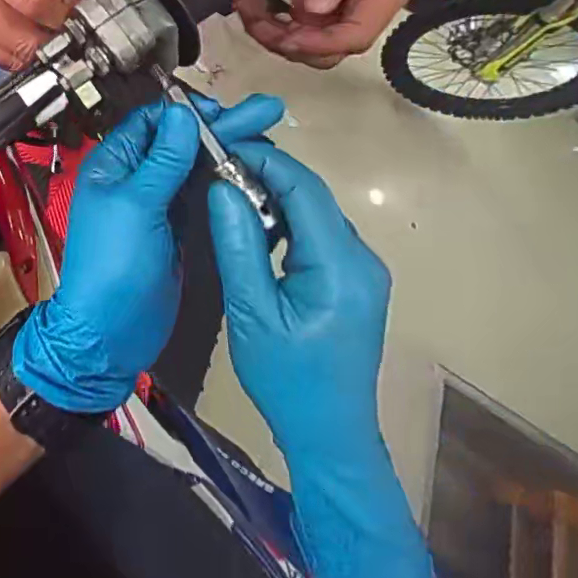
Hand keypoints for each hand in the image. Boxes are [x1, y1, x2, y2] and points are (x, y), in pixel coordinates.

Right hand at [0, 0, 101, 68]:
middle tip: (68, 28)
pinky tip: (20, 33)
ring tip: (46, 31)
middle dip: (55, 39)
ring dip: (36, 51)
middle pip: (24, 39)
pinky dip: (15, 53)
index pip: (35, 2)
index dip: (65, 13)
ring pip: (11, 58)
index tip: (81, 12)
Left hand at [12, 94, 284, 412]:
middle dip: (219, 127)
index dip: (186, 113)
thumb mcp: (136, 206)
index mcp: (112, 166)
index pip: (150, 123)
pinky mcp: (176, 230)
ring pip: (192, 168)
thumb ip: (161, 161)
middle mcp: (133, 180)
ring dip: (226, 152)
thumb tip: (181, 114)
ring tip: (268, 138)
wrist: (110, 332)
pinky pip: (199, 196)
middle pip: (178, 142)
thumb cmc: (112, 266)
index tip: (224, 110)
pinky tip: (251, 172)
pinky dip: (223, 182)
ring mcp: (156, 206)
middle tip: (266, 113)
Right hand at [208, 142, 432, 577]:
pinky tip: (254, 230)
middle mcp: (361, 257)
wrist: (328, 432)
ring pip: (314, 214)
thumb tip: (221, 186)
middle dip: (264, 175)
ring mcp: (362, 269)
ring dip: (272, 198)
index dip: (263, 160)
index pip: (303, 189)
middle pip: (311, 197)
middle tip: (215, 167)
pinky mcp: (352, 281)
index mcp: (341, 264)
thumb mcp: (251, 313)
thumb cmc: (285, 379)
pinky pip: (316, 236)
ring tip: (227, 193)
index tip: (220, 146)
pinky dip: (284, 223)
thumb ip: (238, 246)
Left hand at [235, 0, 408, 68]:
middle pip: (325, 49)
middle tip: (257, 19)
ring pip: (301, 42)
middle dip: (287, 40)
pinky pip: (286, 26)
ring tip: (248, 5)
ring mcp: (334, 12)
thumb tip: (317, 8)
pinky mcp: (311, 8)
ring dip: (270, 31)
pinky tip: (250, 5)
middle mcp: (360, 9)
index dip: (319, 44)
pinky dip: (265, 21)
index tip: (288, 37)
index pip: (354, 38)